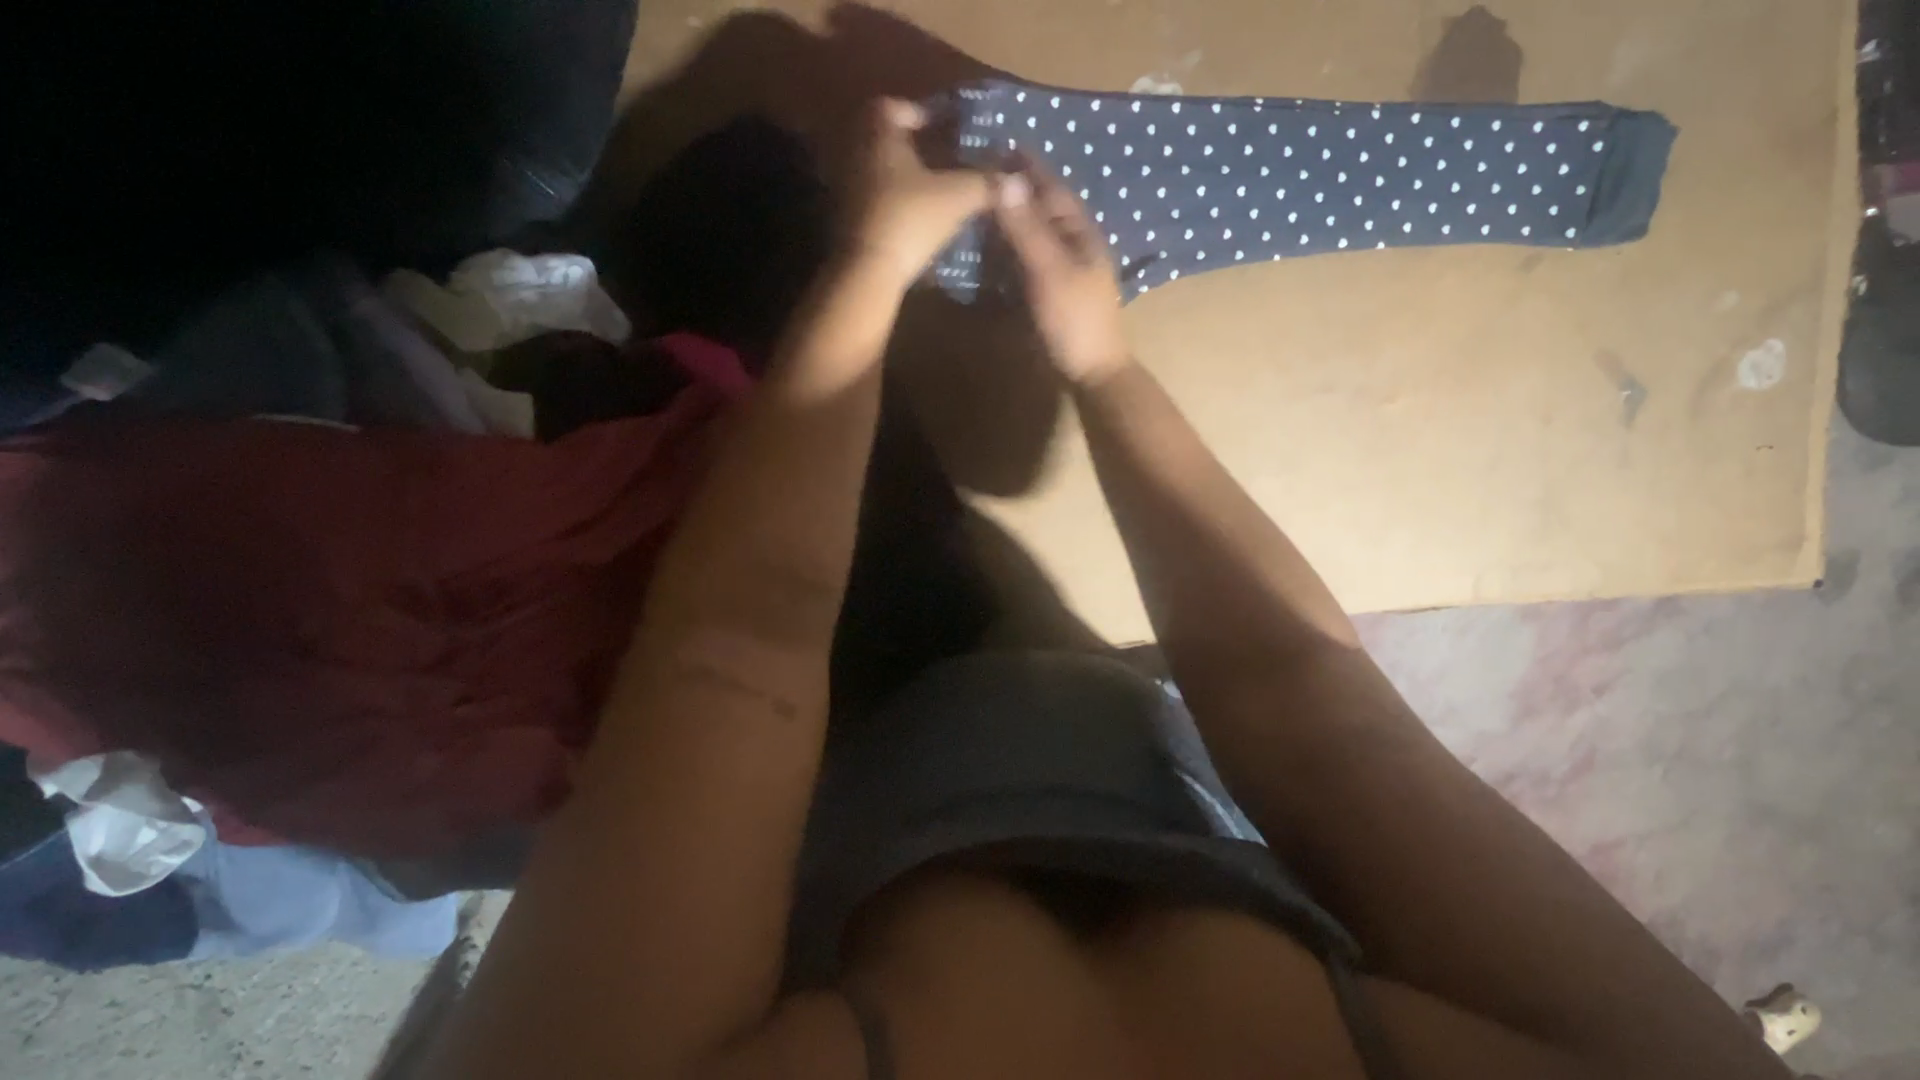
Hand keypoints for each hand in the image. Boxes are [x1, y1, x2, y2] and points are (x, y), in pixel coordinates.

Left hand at [839, 98, 993, 287]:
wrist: (868, 270)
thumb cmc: (910, 218)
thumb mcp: (957, 197)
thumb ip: (987, 183)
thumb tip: (1019, 181)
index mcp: (878, 136)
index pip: (892, 107)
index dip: (918, 112)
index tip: (941, 124)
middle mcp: (857, 155)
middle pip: (886, 140)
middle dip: (914, 146)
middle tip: (944, 155)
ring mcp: (849, 189)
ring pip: (880, 171)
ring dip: (905, 176)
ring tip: (937, 187)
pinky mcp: (849, 220)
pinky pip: (875, 199)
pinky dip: (894, 201)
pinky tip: (920, 215)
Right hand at [992, 165, 1132, 386]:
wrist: (1092, 371)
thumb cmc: (1075, 319)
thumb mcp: (1049, 269)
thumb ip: (1027, 227)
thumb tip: (1006, 177)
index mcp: (1080, 231)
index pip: (1051, 186)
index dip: (1027, 164)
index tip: (998, 140)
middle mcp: (1073, 243)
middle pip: (1042, 205)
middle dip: (1015, 185)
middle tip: (978, 166)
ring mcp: (1063, 267)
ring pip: (1034, 230)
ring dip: (1011, 213)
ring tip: (978, 197)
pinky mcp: (1051, 289)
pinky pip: (1027, 255)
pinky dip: (1009, 243)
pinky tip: (990, 241)